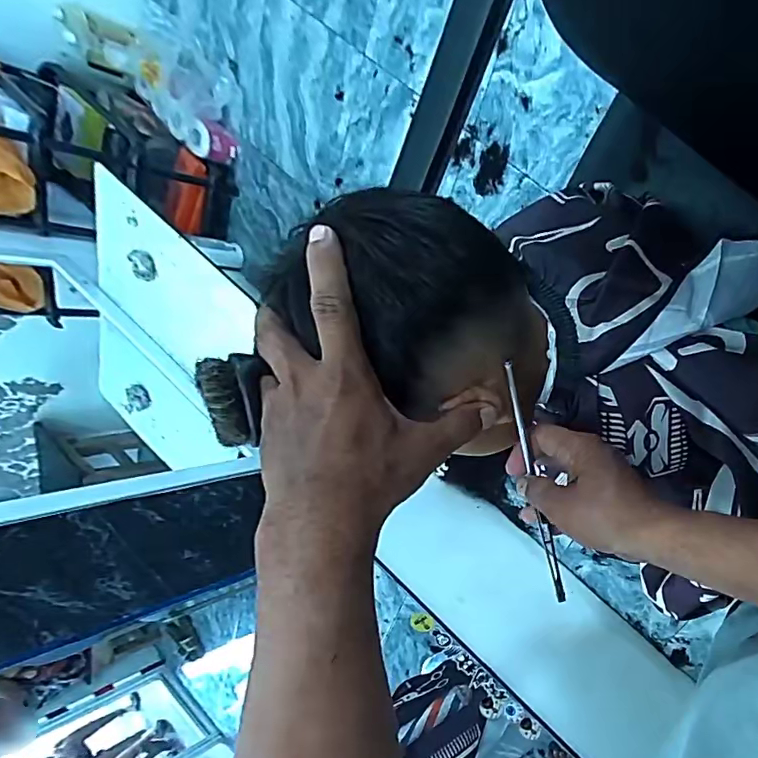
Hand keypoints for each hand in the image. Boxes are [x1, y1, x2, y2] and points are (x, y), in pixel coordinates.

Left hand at [254, 224, 484, 549]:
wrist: (319, 521)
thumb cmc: (368, 481)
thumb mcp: (423, 451)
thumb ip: (458, 424)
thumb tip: (488, 410)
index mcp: (345, 378)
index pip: (332, 307)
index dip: (326, 267)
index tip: (320, 237)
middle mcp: (305, 383)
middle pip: (275, 328)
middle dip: (276, 307)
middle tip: (283, 302)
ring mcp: (280, 407)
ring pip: (269, 366)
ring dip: (280, 357)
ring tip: (298, 364)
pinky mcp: (268, 433)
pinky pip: (272, 403)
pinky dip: (284, 399)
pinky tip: (302, 417)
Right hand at [506, 423, 680, 559]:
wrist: (648, 533)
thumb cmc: (606, 516)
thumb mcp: (560, 506)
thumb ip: (537, 491)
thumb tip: (525, 483)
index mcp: (581, 447)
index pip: (542, 433)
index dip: (521, 450)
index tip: (513, 472)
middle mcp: (594, 453)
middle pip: (554, 453)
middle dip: (534, 473)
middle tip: (522, 492)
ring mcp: (604, 471)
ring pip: (567, 474)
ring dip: (548, 492)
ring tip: (532, 514)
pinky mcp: (611, 489)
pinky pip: (581, 488)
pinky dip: (565, 501)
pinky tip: (554, 521)